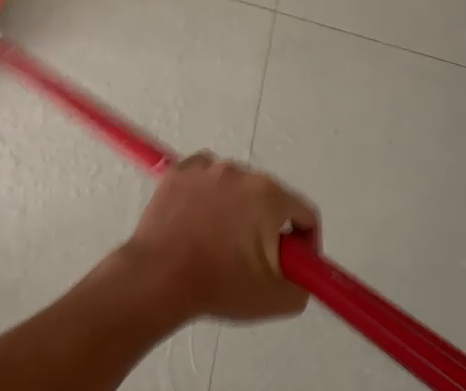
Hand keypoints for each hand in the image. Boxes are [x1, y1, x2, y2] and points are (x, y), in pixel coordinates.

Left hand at [120, 153, 318, 322]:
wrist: (159, 275)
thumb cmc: (220, 283)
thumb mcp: (280, 298)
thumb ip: (305, 282)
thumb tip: (298, 270)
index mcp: (267, 194)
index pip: (304, 214)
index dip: (305, 243)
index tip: (293, 264)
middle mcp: (237, 171)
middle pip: (268, 198)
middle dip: (269, 226)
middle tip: (255, 259)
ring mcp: (203, 168)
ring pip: (234, 187)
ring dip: (237, 209)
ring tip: (221, 242)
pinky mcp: (176, 172)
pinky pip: (204, 179)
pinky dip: (207, 194)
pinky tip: (199, 220)